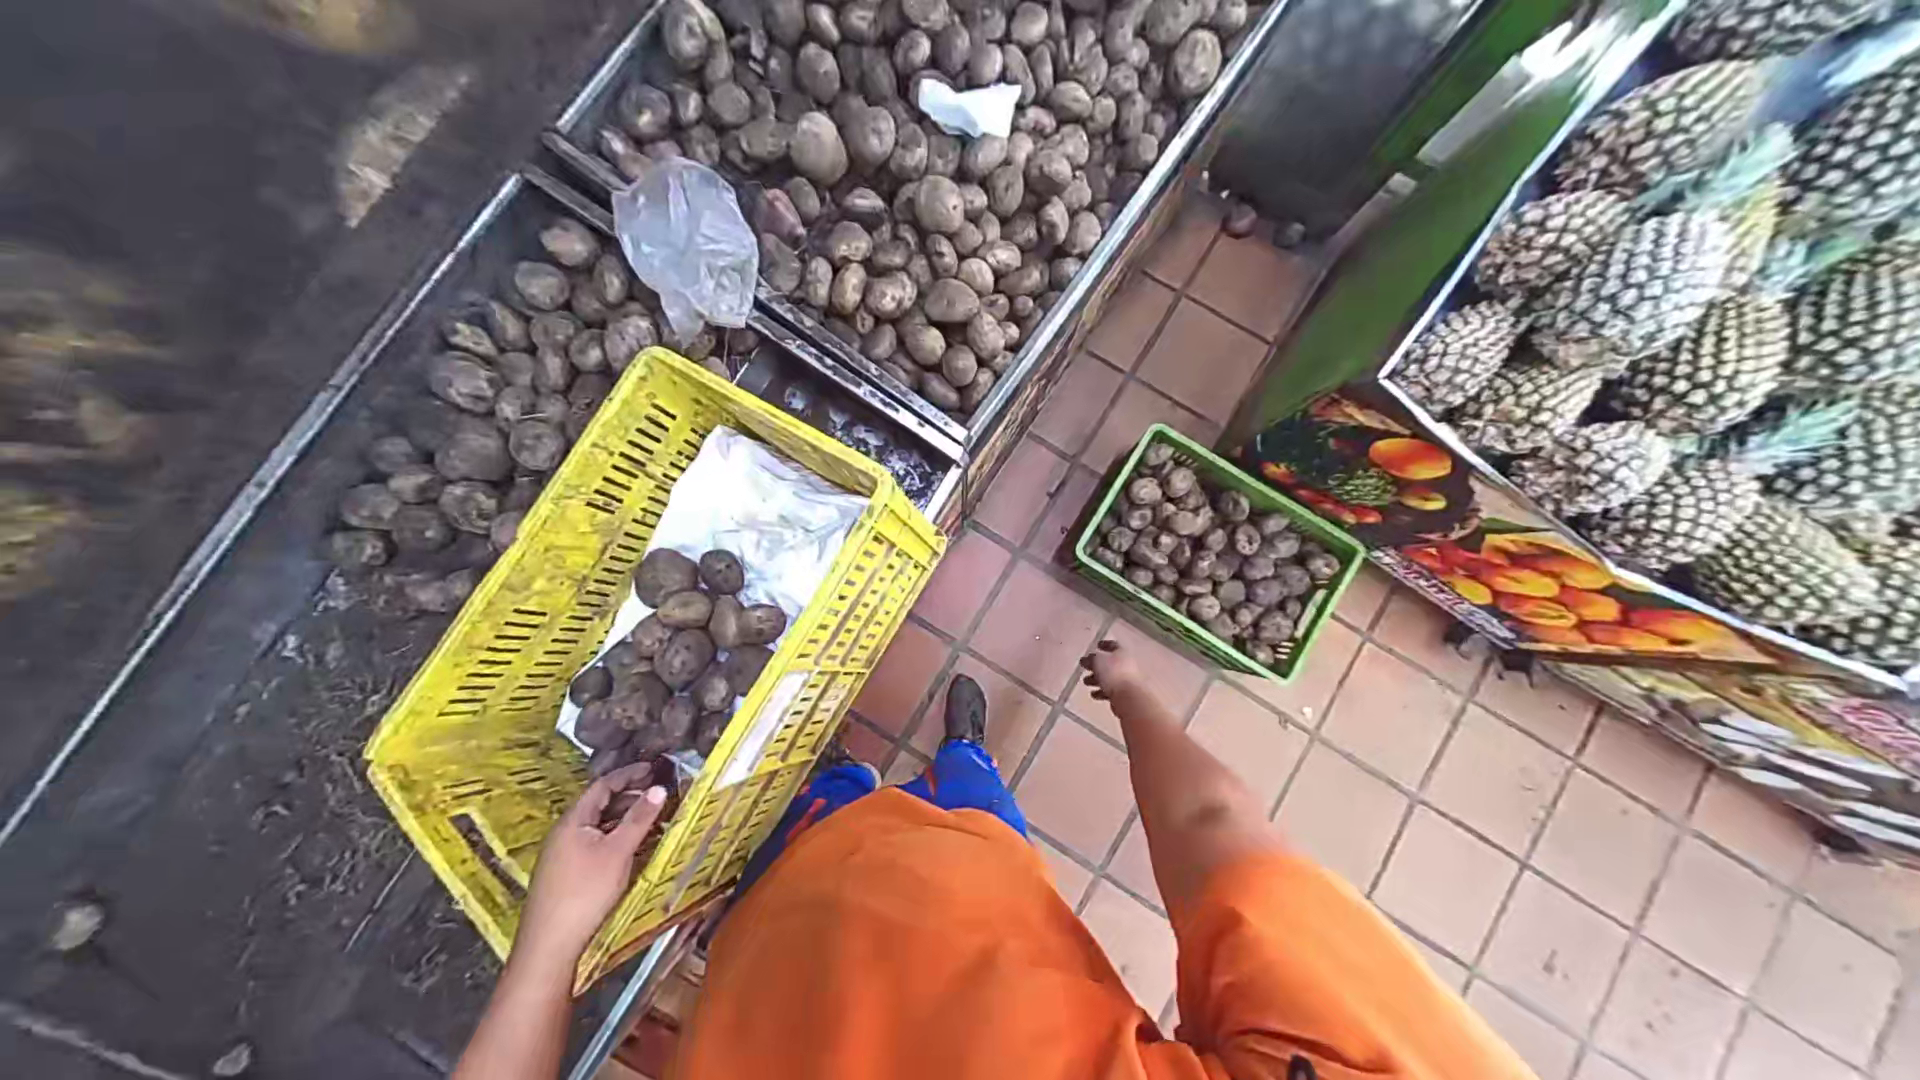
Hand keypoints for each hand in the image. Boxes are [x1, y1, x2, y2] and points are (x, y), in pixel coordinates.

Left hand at [514, 763, 667, 972]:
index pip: (602, 786)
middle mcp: (564, 833)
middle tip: (657, 792)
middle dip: (629, 795)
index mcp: (573, 822)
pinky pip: (595, 842)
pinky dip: (616, 836)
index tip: (653, 768)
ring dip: (624, 817)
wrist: (549, 948)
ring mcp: (562, 855)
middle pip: (599, 804)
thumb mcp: (618, 852)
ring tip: (652, 818)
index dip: (628, 774)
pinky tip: (632, 846)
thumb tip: (659, 788)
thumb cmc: (585, 893)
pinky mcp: (565, 874)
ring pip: (598, 825)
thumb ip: (639, 818)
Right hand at [1079, 638, 1142, 701]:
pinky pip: (1111, 691)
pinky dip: (1102, 691)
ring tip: (1086, 682)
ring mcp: (1127, 681)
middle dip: (1096, 666)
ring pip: (1109, 678)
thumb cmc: (1113, 673)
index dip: (1105, 644)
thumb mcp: (1097, 661)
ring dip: (1097, 680)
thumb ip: (1091, 658)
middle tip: (1086, 667)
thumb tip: (1087, 659)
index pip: (1114, 645)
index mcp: (1122, 653)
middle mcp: (1127, 665)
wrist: (1129, 697)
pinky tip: (1094, 694)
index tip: (1097, 645)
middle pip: (1110, 663)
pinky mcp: (1125, 695)